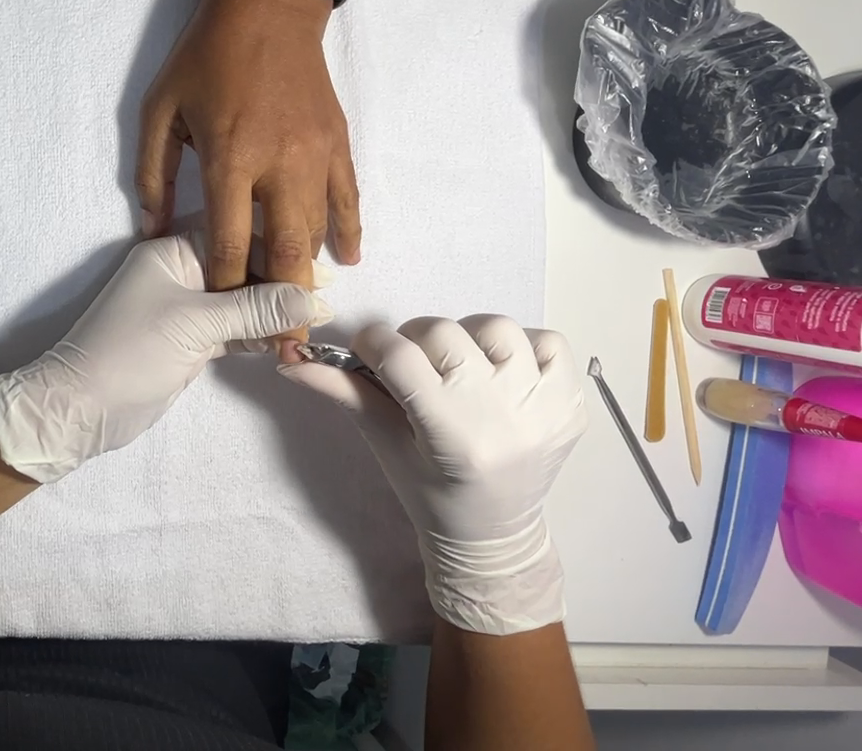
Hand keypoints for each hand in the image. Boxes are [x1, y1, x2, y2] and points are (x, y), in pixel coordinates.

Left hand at [0, 232, 329, 482]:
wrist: (84, 406)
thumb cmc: (133, 350)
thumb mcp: (196, 323)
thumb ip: (255, 308)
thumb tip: (314, 297)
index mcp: (174, 250)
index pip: (238, 240)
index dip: (279, 257)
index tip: (323, 275)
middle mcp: (182, 271)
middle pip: (243, 271)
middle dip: (281, 288)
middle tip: (324, 305)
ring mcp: (187, 307)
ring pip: (242, 303)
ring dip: (273, 315)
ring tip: (313, 326)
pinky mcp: (191, 339)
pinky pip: (234, 329)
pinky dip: (257, 335)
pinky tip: (287, 342)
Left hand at [136, 0, 361, 311]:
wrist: (268, 6)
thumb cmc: (204, 59)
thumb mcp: (160, 111)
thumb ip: (153, 176)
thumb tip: (152, 230)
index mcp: (230, 159)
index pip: (231, 246)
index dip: (228, 289)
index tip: (224, 318)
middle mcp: (279, 165)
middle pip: (284, 252)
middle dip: (278, 302)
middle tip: (276, 340)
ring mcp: (317, 155)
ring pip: (319, 232)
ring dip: (308, 273)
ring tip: (298, 308)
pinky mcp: (339, 143)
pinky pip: (349, 199)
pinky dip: (348, 231)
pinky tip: (345, 258)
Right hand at [281, 316, 587, 634]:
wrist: (493, 533)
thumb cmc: (426, 489)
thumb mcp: (381, 441)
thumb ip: (340, 392)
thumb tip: (288, 360)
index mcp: (452, 435)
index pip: (401, 356)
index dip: (373, 342)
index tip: (367, 352)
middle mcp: (505, 419)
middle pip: (444, 333)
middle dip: (414, 341)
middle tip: (411, 368)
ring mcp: (546, 410)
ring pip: (496, 327)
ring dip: (467, 340)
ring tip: (459, 369)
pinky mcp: (574, 403)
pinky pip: (548, 340)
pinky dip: (520, 348)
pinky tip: (501, 375)